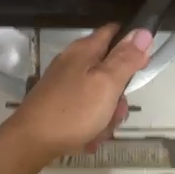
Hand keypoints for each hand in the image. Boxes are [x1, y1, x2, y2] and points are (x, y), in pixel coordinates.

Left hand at [1, 25, 153, 158]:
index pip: (114, 32)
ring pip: (100, 96)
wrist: (31, 142)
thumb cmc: (73, 111)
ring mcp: (65, 85)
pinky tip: (87, 140)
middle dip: (119, 94)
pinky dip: (91, 126)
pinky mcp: (59, 105)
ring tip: (99, 130)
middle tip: (116, 110)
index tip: (142, 65)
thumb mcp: (106, 83)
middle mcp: (73, 63)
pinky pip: (86, 112)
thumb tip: (143, 31)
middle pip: (110, 71)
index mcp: (84, 50)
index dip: (132, 45)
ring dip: (106, 116)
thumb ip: (126, 58)